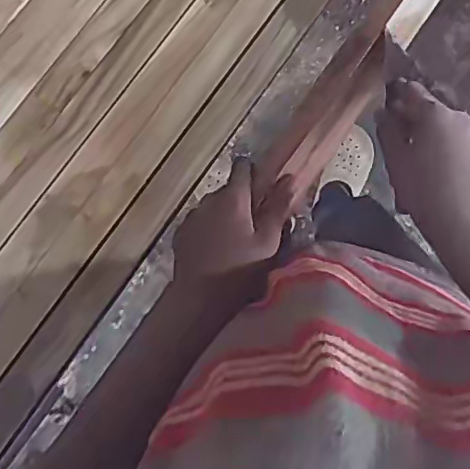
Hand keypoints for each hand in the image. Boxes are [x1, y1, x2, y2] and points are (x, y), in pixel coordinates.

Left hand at [172, 158, 295, 296]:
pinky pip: (200, 221)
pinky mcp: (181, 232)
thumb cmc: (240, 272)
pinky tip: (217, 250)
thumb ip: (278, 208)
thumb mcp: (268, 243)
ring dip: (225, 215)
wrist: (198, 300)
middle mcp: (209, 200)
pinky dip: (210, 228)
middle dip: (242, 201)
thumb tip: (288, 178)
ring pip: (214, 206)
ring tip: (235, 241)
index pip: (243, 168)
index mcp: (233, 198)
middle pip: (229, 189)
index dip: (255, 173)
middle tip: (256, 225)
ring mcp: (192, 216)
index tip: (265, 188)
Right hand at [378, 78, 469, 241]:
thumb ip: (387, 129)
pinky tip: (422, 167)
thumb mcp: (395, 157)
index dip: (393, 93)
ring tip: (404, 156)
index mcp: (435, 112)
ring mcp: (469, 135)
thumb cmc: (421, 187)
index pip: (410, 89)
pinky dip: (433, 146)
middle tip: (388, 132)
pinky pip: (448, 140)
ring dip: (420, 133)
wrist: (461, 223)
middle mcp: (456, 116)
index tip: (380, 102)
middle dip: (407, 116)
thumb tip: (384, 112)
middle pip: (426, 108)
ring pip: (437, 126)